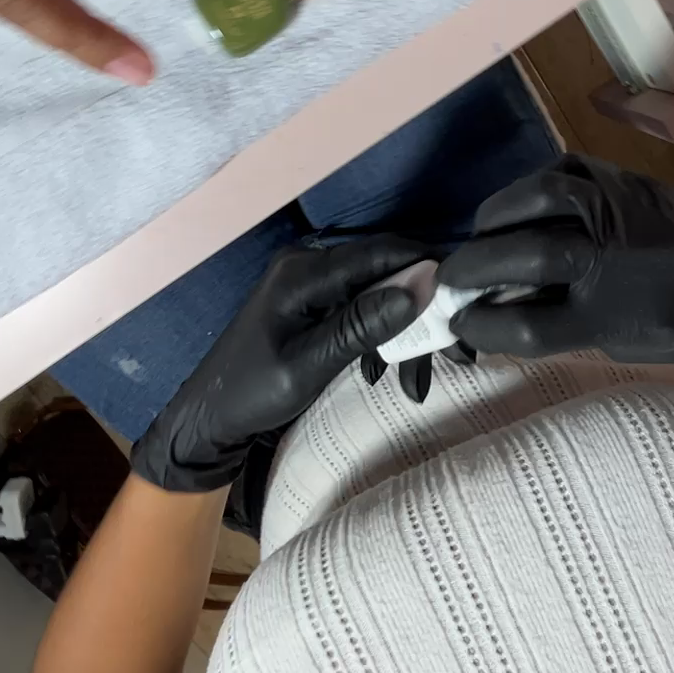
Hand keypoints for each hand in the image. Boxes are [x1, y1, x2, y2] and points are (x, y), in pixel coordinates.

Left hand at [132, 237, 428, 492]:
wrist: (207, 420)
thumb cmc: (251, 395)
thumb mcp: (310, 365)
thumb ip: (364, 323)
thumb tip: (424, 283)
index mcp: (305, 271)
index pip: (383, 251)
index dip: (429, 268)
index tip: (466, 301)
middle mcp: (310, 264)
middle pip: (385, 271)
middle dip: (421, 310)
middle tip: (456, 354)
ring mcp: (312, 282)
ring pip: (378, 292)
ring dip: (404, 329)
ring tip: (420, 380)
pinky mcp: (314, 302)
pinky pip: (362, 306)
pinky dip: (382, 335)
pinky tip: (388, 370)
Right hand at [435, 155, 673, 363]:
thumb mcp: (623, 344)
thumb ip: (561, 325)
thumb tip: (499, 309)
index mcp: (611, 315)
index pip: (521, 325)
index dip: (478, 326)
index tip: (456, 322)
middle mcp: (610, 257)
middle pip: (517, 257)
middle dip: (470, 268)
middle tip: (450, 276)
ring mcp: (616, 206)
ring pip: (533, 200)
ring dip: (494, 220)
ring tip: (483, 236)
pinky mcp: (622, 177)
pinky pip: (560, 174)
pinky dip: (530, 192)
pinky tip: (522, 209)